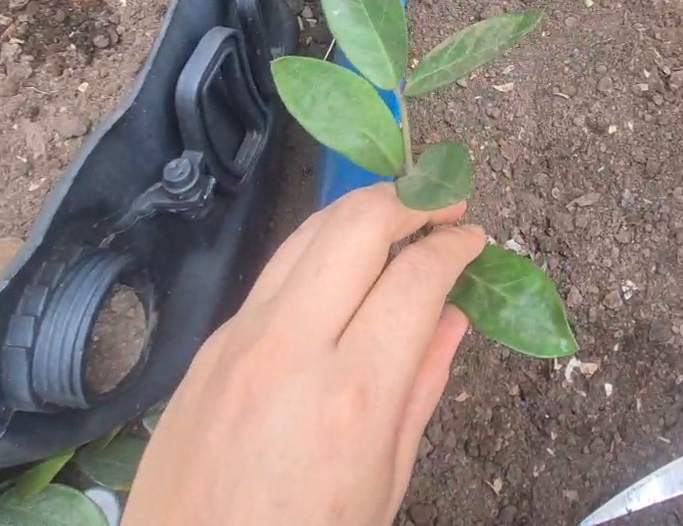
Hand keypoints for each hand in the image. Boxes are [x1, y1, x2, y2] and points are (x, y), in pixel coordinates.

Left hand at [126, 185, 485, 525]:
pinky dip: (323, 249)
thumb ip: (422, 385)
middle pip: (358, 226)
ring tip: (400, 214)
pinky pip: (276, 271)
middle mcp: (291, 348)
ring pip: (311, 231)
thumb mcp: (385, 483)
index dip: (454, 246)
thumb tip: (453, 312)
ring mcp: (239, 340)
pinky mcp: (209, 345)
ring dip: (364, 209)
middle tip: (443, 205)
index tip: (474, 238)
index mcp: (351, 397)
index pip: (416, 278)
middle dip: (410, 199)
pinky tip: (344, 267)